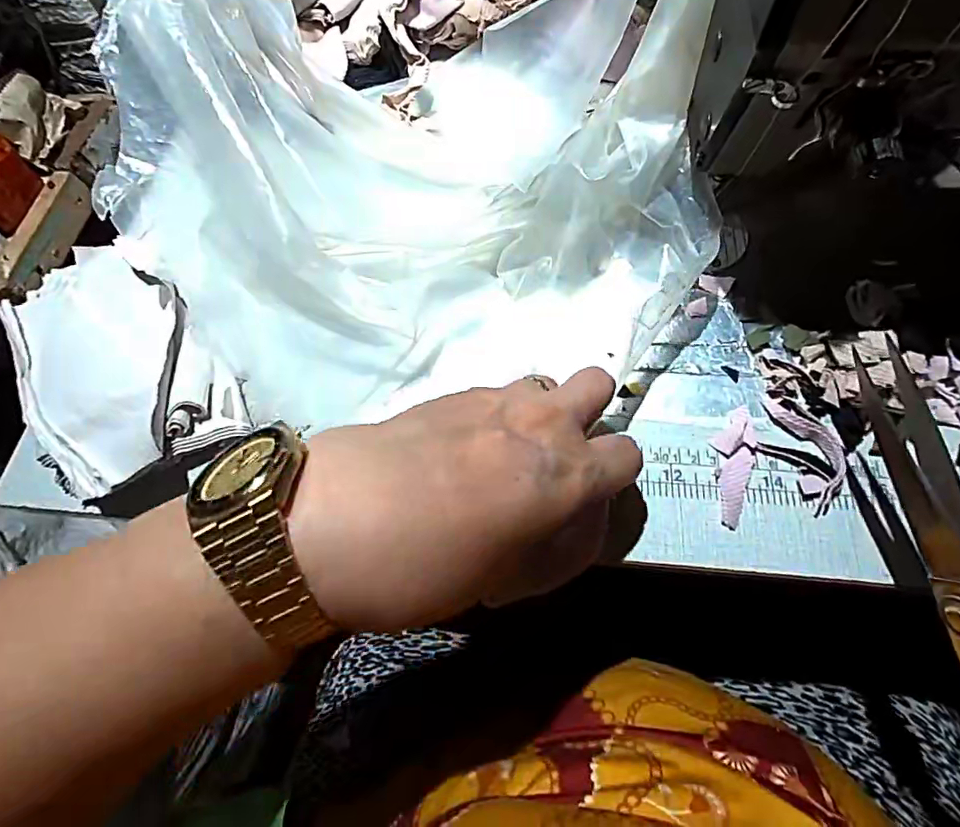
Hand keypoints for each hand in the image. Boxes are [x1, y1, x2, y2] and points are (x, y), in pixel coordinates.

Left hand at [284, 368, 641, 631]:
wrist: (330, 522)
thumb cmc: (426, 568)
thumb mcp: (507, 577)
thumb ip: (556, 542)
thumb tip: (566, 522)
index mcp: (566, 473)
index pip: (629, 454)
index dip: (616, 478)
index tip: (587, 501)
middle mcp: (542, 422)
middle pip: (598, 382)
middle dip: (591, 414)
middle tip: (556, 456)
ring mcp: (497, 398)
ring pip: (545, 382)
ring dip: (541, 410)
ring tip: (505, 451)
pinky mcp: (455, 391)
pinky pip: (498, 392)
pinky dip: (496, 415)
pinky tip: (458, 450)